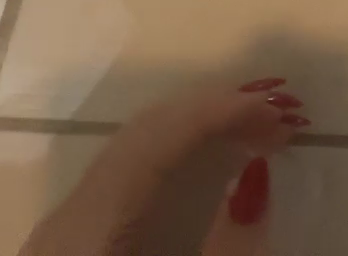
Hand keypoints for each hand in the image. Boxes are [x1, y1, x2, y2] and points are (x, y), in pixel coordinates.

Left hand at [19, 78, 310, 255]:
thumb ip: (227, 246)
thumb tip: (258, 173)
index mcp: (85, 228)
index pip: (161, 133)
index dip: (225, 107)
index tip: (282, 108)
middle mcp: (67, 219)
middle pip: (149, 130)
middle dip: (222, 109)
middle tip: (284, 116)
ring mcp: (63, 233)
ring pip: (141, 146)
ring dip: (206, 127)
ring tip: (263, 131)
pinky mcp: (72, 247)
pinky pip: (133, 171)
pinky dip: (182, 152)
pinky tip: (217, 160)